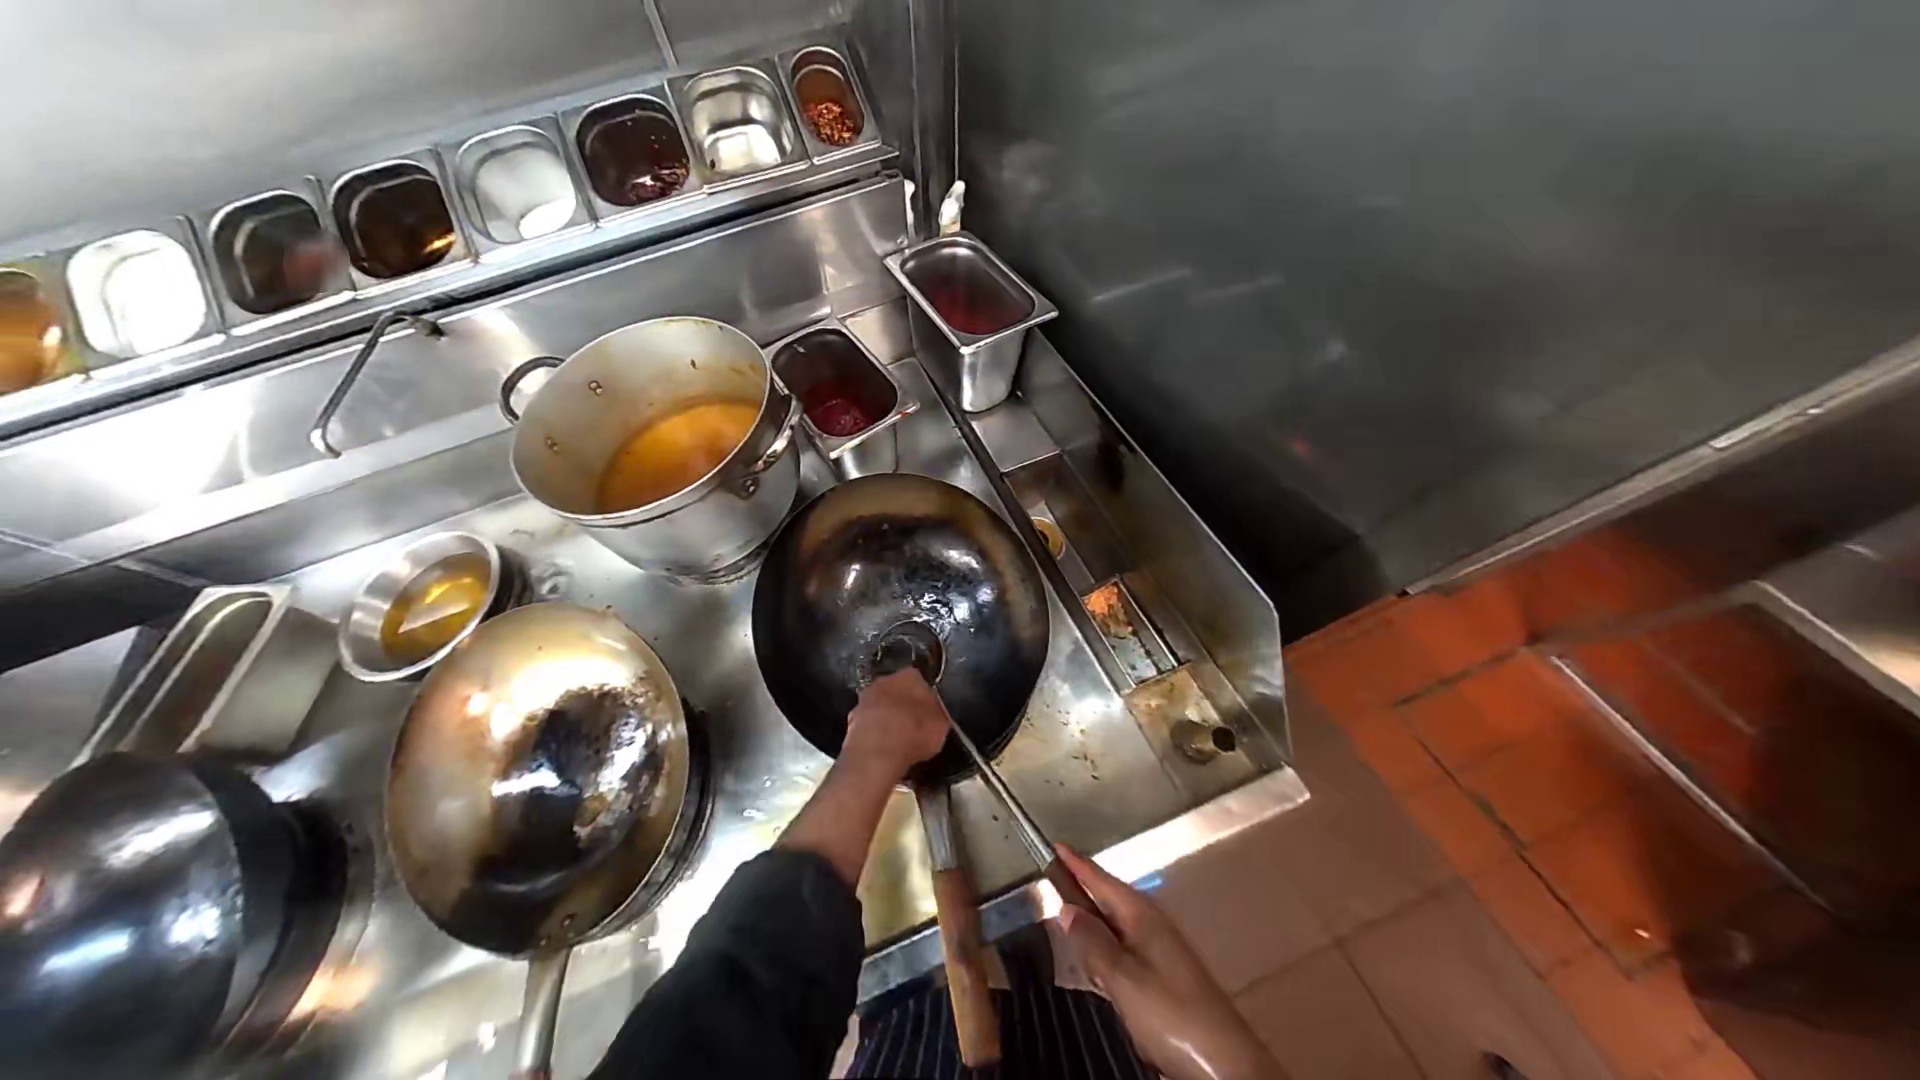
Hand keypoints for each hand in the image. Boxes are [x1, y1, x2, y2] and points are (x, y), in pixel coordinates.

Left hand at [841, 669, 950, 783]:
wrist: (877, 752)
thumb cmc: (914, 732)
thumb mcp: (942, 724)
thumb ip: (939, 713)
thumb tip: (937, 714)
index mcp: (910, 675)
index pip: (920, 680)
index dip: (926, 698)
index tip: (929, 713)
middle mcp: (884, 681)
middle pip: (897, 692)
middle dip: (904, 706)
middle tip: (914, 726)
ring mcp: (864, 700)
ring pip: (880, 707)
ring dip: (887, 719)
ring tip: (898, 741)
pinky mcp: (851, 721)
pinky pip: (868, 726)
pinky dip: (874, 735)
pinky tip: (883, 750)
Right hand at [1055, 846, 1288, 1079]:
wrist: (1226, 1063)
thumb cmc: (1170, 1011)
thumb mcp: (1123, 978)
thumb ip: (1092, 942)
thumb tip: (1066, 908)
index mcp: (1142, 915)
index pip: (1102, 880)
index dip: (1077, 864)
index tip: (1055, 844)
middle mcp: (1152, 924)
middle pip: (1110, 898)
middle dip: (1083, 887)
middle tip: (1052, 877)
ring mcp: (1161, 949)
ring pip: (1116, 924)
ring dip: (1092, 918)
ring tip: (1066, 913)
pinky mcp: (1164, 975)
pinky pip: (1124, 947)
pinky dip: (1105, 945)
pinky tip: (1095, 959)